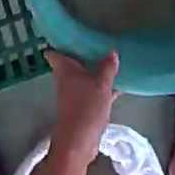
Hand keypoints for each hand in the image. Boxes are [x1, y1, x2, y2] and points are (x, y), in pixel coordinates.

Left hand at [45, 50, 118, 164]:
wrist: (79, 142)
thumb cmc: (86, 108)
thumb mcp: (101, 84)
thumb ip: (107, 67)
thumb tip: (112, 52)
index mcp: (65, 70)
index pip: (55, 53)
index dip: (60, 42)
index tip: (71, 32)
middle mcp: (67, 80)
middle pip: (72, 63)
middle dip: (83, 53)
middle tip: (98, 40)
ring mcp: (75, 94)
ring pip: (85, 76)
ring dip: (95, 70)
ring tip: (112, 58)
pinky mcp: (84, 107)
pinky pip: (94, 90)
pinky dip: (104, 86)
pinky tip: (119, 84)